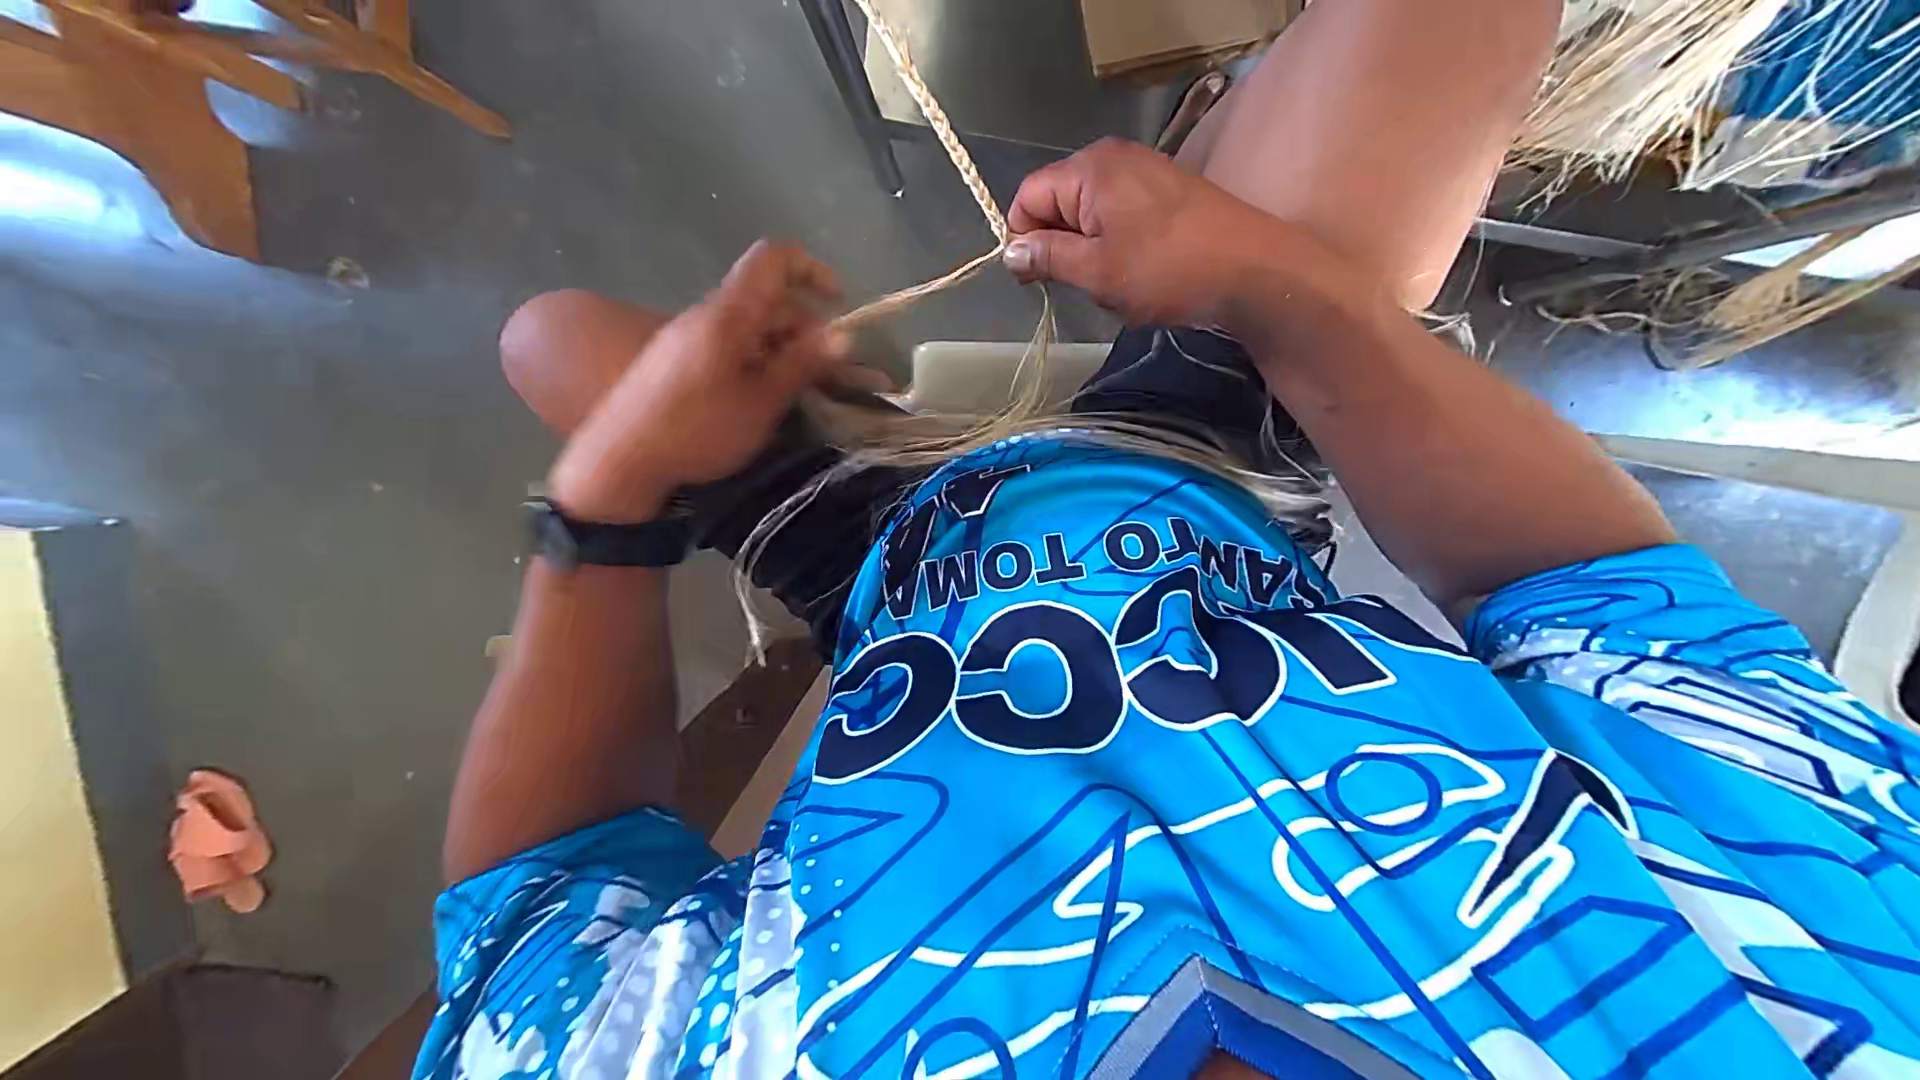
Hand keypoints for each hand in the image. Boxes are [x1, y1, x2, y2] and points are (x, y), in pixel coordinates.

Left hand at [547, 241, 850, 522]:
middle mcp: (707, 315)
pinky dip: (759, 361)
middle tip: (829, 373)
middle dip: (806, 328)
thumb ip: (801, 364)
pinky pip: (731, 346)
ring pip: (750, 326)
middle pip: (767, 299)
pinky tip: (766, 397)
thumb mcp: (760, 402)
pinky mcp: (679, 360)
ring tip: (803, 392)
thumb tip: (842, 335)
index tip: (838, 303)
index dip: (811, 270)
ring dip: (785, 349)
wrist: (620, 461)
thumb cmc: (697, 430)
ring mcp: (690, 337)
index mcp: (728, 314)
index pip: (773, 259)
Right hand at [1005, 138, 1347, 326]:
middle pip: (1057, 203)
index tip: (1034, 279)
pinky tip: (1136, 273)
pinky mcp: (1165, 193)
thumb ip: (1047, 256)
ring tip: (1113, 282)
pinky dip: (1114, 248)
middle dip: (1058, 247)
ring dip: (1088, 254)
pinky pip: (1117, 219)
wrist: (1251, 271)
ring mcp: (1143, 173)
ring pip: (1087, 216)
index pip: (1028, 196)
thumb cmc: (1165, 269)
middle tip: (1079, 284)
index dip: (1022, 238)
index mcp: (1090, 168)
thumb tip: (1009, 250)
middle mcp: (1113, 159)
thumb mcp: (1095, 270)